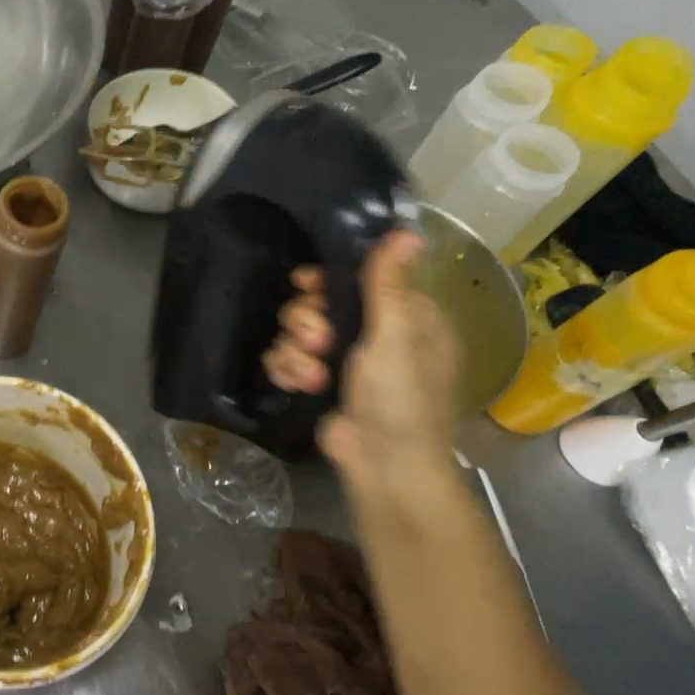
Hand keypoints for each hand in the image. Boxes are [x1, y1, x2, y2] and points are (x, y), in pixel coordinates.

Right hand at [263, 231, 460, 477]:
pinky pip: (286, 360)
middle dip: (307, 323)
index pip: (354, 278)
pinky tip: (300, 386)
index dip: (326, 281)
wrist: (383, 463)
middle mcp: (372, 333)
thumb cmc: (400, 398)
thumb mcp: (396, 336)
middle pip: (315, 304)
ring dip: (296, 353)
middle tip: (318, 343)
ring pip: (295, 334)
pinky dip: (288, 371)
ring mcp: (341, 360)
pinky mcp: (318, 383)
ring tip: (312, 376)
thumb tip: (408, 231)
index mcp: (402, 315)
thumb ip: (389, 285)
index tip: (308, 287)